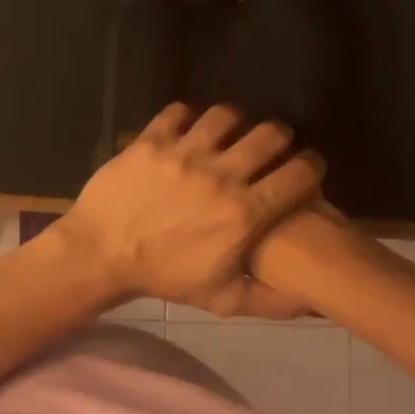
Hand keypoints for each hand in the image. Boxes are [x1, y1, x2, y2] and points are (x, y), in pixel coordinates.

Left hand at [51, 103, 322, 317]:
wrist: (100, 254)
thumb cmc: (163, 278)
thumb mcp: (223, 300)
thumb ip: (272, 301)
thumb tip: (314, 300)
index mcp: (245, 213)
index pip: (299, 174)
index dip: (312, 167)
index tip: (306, 169)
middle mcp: (220, 175)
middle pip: (271, 135)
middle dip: (279, 138)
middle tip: (270, 147)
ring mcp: (183, 153)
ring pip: (226, 115)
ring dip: (234, 122)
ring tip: (228, 133)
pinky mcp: (150, 140)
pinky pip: (178, 111)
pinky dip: (186, 116)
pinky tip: (185, 128)